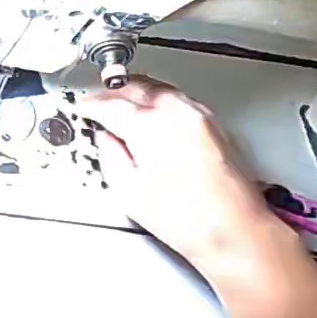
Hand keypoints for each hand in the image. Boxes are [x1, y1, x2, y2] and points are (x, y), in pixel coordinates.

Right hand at [80, 77, 303, 281]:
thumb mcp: (127, 189)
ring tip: (122, 103)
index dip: (91, 105)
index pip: (111, 105)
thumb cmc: (189, 218)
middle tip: (98, 101)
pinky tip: (152, 113)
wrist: (233, 230)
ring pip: (160, 89)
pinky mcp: (215, 125)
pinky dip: (160, 101)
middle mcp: (177, 113)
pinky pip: (179, 100)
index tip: (83, 107)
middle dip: (113, 92)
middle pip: (138, 87)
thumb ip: (109, 155)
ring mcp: (200, 116)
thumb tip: (105, 139)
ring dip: (138, 92)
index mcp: (150, 125)